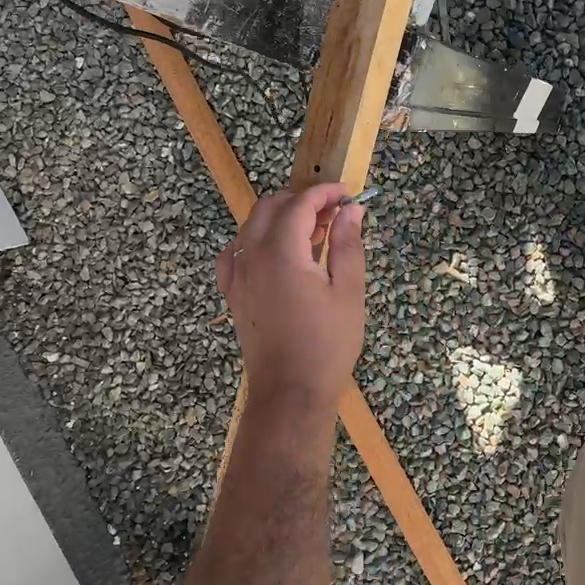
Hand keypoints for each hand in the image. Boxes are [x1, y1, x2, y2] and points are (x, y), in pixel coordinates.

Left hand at [216, 183, 366, 414]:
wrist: (290, 392)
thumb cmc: (327, 343)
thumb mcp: (348, 291)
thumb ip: (347, 244)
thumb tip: (352, 210)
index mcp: (281, 252)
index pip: (300, 203)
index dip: (325, 193)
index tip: (348, 193)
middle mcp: (251, 256)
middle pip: (271, 207)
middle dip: (302, 201)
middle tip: (335, 214)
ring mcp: (236, 275)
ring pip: (252, 226)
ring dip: (282, 219)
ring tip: (315, 235)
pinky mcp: (232, 293)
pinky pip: (236, 252)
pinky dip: (258, 241)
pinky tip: (278, 254)